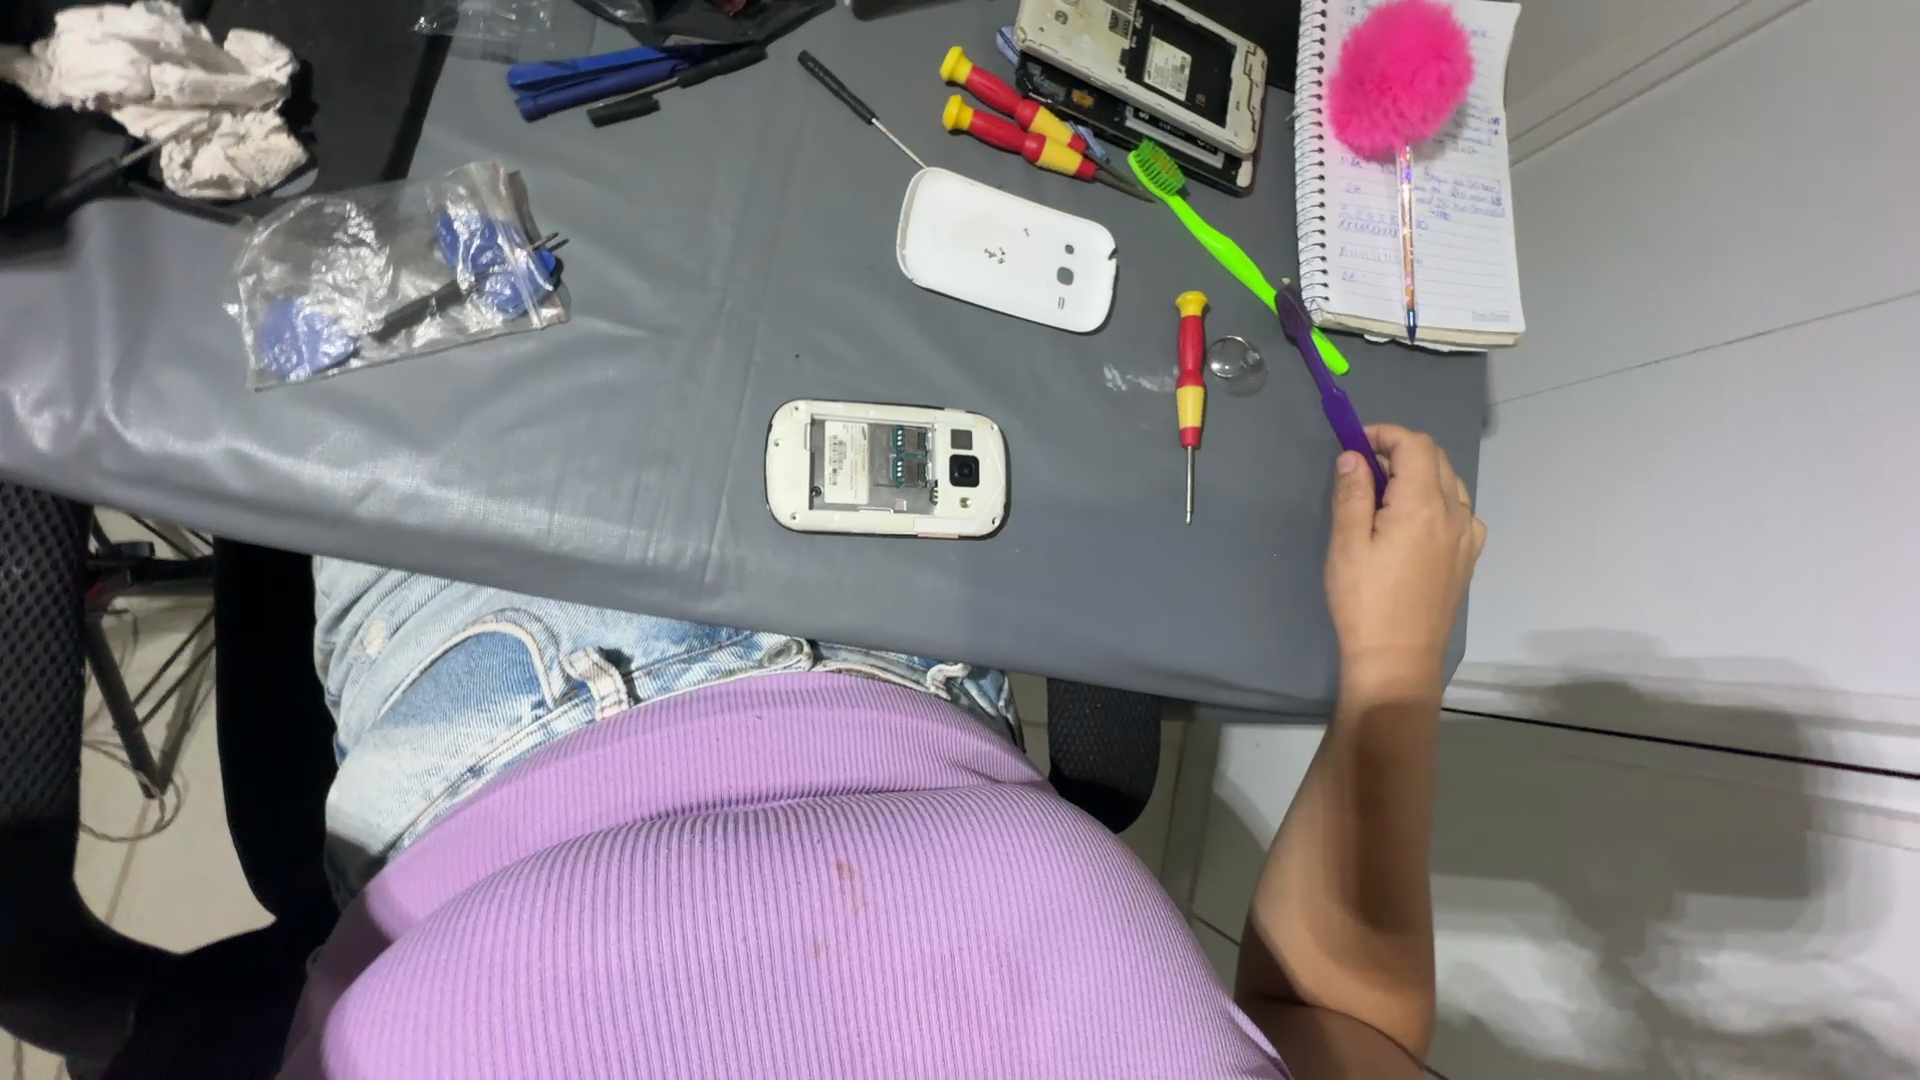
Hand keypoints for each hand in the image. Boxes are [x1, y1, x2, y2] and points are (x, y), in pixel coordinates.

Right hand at [1325, 424, 1486, 699]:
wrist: (1396, 655)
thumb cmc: (1363, 598)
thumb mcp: (1346, 543)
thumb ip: (1352, 493)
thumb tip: (1353, 456)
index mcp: (1423, 504)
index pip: (1414, 445)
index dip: (1383, 434)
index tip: (1353, 444)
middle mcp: (1455, 512)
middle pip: (1435, 458)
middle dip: (1398, 450)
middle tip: (1360, 469)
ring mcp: (1468, 536)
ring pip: (1449, 482)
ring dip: (1417, 473)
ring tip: (1381, 495)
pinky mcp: (1468, 556)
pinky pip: (1460, 510)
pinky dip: (1435, 499)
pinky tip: (1412, 521)